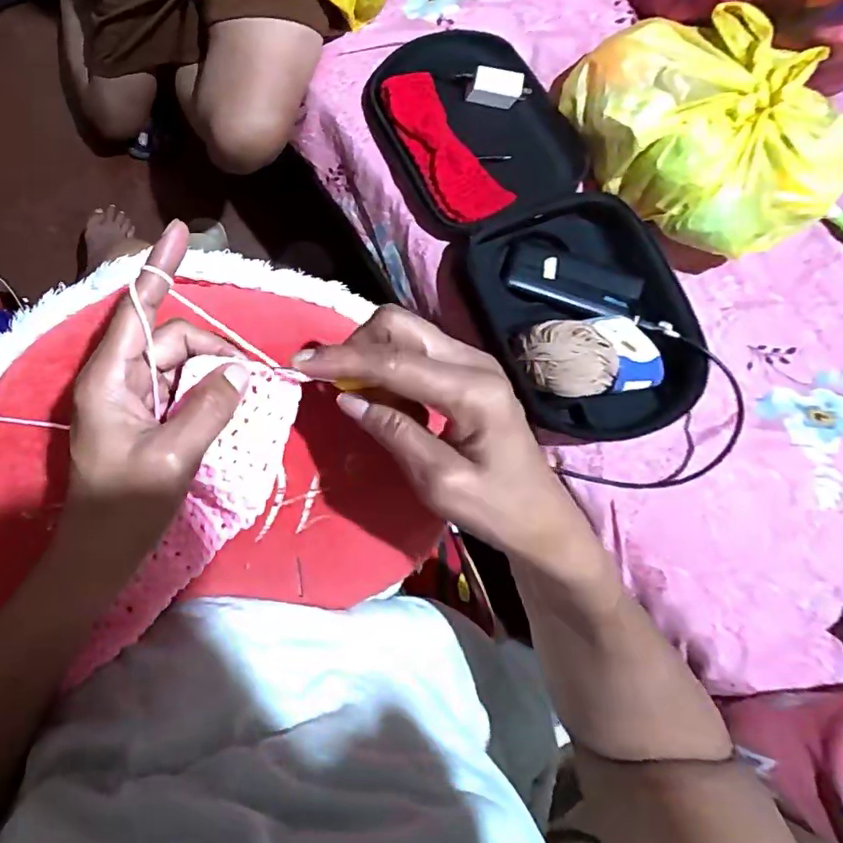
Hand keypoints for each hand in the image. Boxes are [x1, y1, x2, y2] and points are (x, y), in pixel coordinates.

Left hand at [60, 221, 244, 575]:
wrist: (99, 555)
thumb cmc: (124, 509)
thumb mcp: (172, 459)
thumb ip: (209, 408)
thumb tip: (240, 370)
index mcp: (109, 378)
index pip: (137, 308)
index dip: (160, 268)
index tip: (179, 229)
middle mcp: (117, 377)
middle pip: (170, 336)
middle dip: (209, 347)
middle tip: (246, 377)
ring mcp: (130, 396)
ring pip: (178, 360)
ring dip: (210, 370)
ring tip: (236, 398)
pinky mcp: (143, 415)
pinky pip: (179, 384)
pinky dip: (204, 387)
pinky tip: (223, 403)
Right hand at [291, 306, 597, 563]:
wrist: (542, 517)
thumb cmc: (496, 509)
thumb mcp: (439, 482)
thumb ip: (394, 433)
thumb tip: (347, 398)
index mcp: (473, 390)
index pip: (394, 361)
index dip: (343, 360)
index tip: (300, 364)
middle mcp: (474, 361)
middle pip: (399, 324)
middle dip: (356, 345)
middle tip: (331, 380)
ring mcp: (472, 360)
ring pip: (403, 331)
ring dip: (368, 353)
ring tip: (352, 390)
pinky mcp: (465, 369)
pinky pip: (413, 349)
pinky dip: (384, 363)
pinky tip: (379, 395)